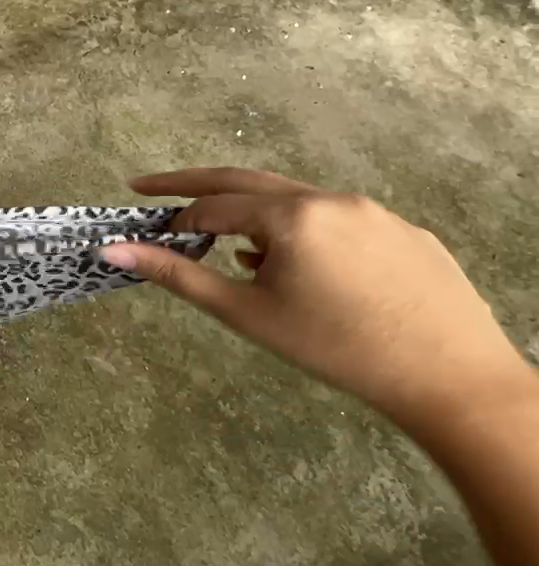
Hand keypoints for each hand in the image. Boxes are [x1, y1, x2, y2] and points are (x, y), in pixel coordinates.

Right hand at [100, 167, 533, 433]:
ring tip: (229, 244)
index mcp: (290, 216)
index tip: (152, 238)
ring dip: (249, 211)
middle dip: (191, 184)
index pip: (211, 207)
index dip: (176, 221)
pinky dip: (299, 228)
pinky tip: (297, 265)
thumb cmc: (335, 348)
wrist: (457, 384)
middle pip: (244, 180)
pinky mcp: (408, 233)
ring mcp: (376, 213)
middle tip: (146, 186)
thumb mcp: (243, 311)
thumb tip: (109, 249)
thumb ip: (174, 273)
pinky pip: (336, 219)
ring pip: (292, 199)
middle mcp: (331, 200)